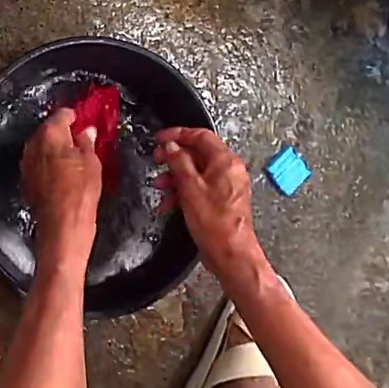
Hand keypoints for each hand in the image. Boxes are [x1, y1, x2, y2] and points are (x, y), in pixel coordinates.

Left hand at [21, 108, 100, 258]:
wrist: (62, 226)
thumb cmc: (79, 194)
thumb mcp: (92, 163)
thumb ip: (87, 142)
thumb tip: (86, 132)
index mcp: (50, 134)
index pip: (62, 114)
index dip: (75, 116)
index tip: (83, 120)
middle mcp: (33, 145)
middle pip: (48, 130)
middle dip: (63, 133)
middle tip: (80, 139)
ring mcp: (27, 163)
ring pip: (41, 147)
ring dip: (54, 149)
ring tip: (73, 158)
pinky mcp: (26, 180)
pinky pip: (37, 164)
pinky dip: (47, 164)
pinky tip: (62, 173)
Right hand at [154, 128, 267, 281]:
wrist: (231, 253)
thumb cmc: (216, 225)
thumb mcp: (189, 188)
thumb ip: (178, 162)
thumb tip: (171, 147)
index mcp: (225, 162)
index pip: (200, 136)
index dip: (177, 134)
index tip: (161, 138)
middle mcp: (229, 170)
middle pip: (198, 154)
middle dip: (174, 158)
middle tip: (157, 160)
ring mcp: (227, 185)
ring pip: (196, 171)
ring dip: (175, 177)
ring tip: (160, 185)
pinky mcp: (222, 200)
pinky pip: (200, 187)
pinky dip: (184, 191)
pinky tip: (171, 202)